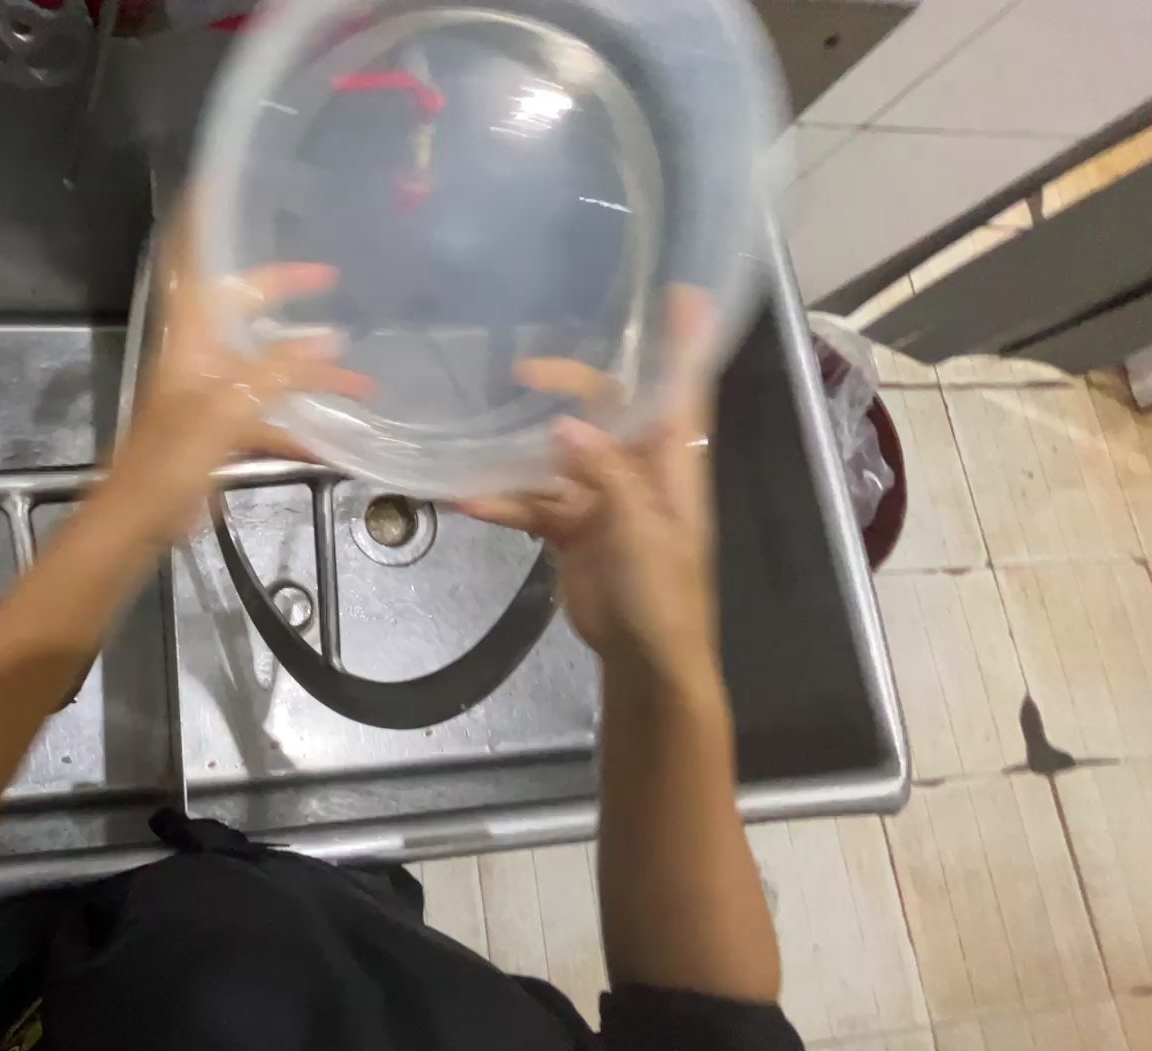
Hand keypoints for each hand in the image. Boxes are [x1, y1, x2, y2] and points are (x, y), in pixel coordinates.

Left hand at [108, 205, 370, 538]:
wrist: (143, 517)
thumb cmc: (172, 457)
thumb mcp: (228, 408)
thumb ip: (280, 372)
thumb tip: (333, 339)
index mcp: (192, 336)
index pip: (194, 262)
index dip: (206, 221)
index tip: (228, 184)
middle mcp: (203, 355)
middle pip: (245, 310)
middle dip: (287, 294)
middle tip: (333, 284)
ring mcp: (215, 395)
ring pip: (268, 371)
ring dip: (311, 377)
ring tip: (363, 384)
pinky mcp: (224, 432)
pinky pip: (270, 419)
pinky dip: (300, 428)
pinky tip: (336, 444)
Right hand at [460, 288, 719, 672]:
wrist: (643, 653)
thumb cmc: (663, 591)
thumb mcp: (641, 530)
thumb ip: (605, 476)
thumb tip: (562, 428)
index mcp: (671, 464)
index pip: (681, 392)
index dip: (684, 345)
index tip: (679, 296)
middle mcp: (634, 471)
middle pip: (603, 415)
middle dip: (569, 388)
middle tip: (524, 371)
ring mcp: (599, 499)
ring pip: (554, 461)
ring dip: (518, 456)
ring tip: (476, 442)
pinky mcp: (568, 528)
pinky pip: (531, 505)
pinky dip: (502, 503)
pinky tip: (467, 499)